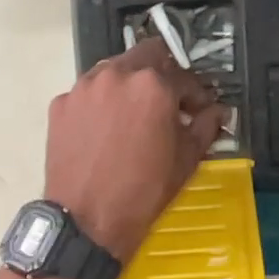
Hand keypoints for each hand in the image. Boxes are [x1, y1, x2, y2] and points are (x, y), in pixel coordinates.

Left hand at [45, 38, 224, 260]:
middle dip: (161, 75)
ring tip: (133, 115)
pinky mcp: (61, 103)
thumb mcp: (186, 160)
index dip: (196, 95)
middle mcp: (116, 74)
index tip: (198, 110)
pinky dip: (100, 105)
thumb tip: (217, 112)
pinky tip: (104, 130)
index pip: (184, 77)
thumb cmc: (144, 191)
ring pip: (113, 71)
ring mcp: (83, 87)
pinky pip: (87, 94)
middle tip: (166, 103)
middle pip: (146, 57)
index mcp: (153, 85)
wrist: (86, 221)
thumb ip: (205, 126)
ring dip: (128, 85)